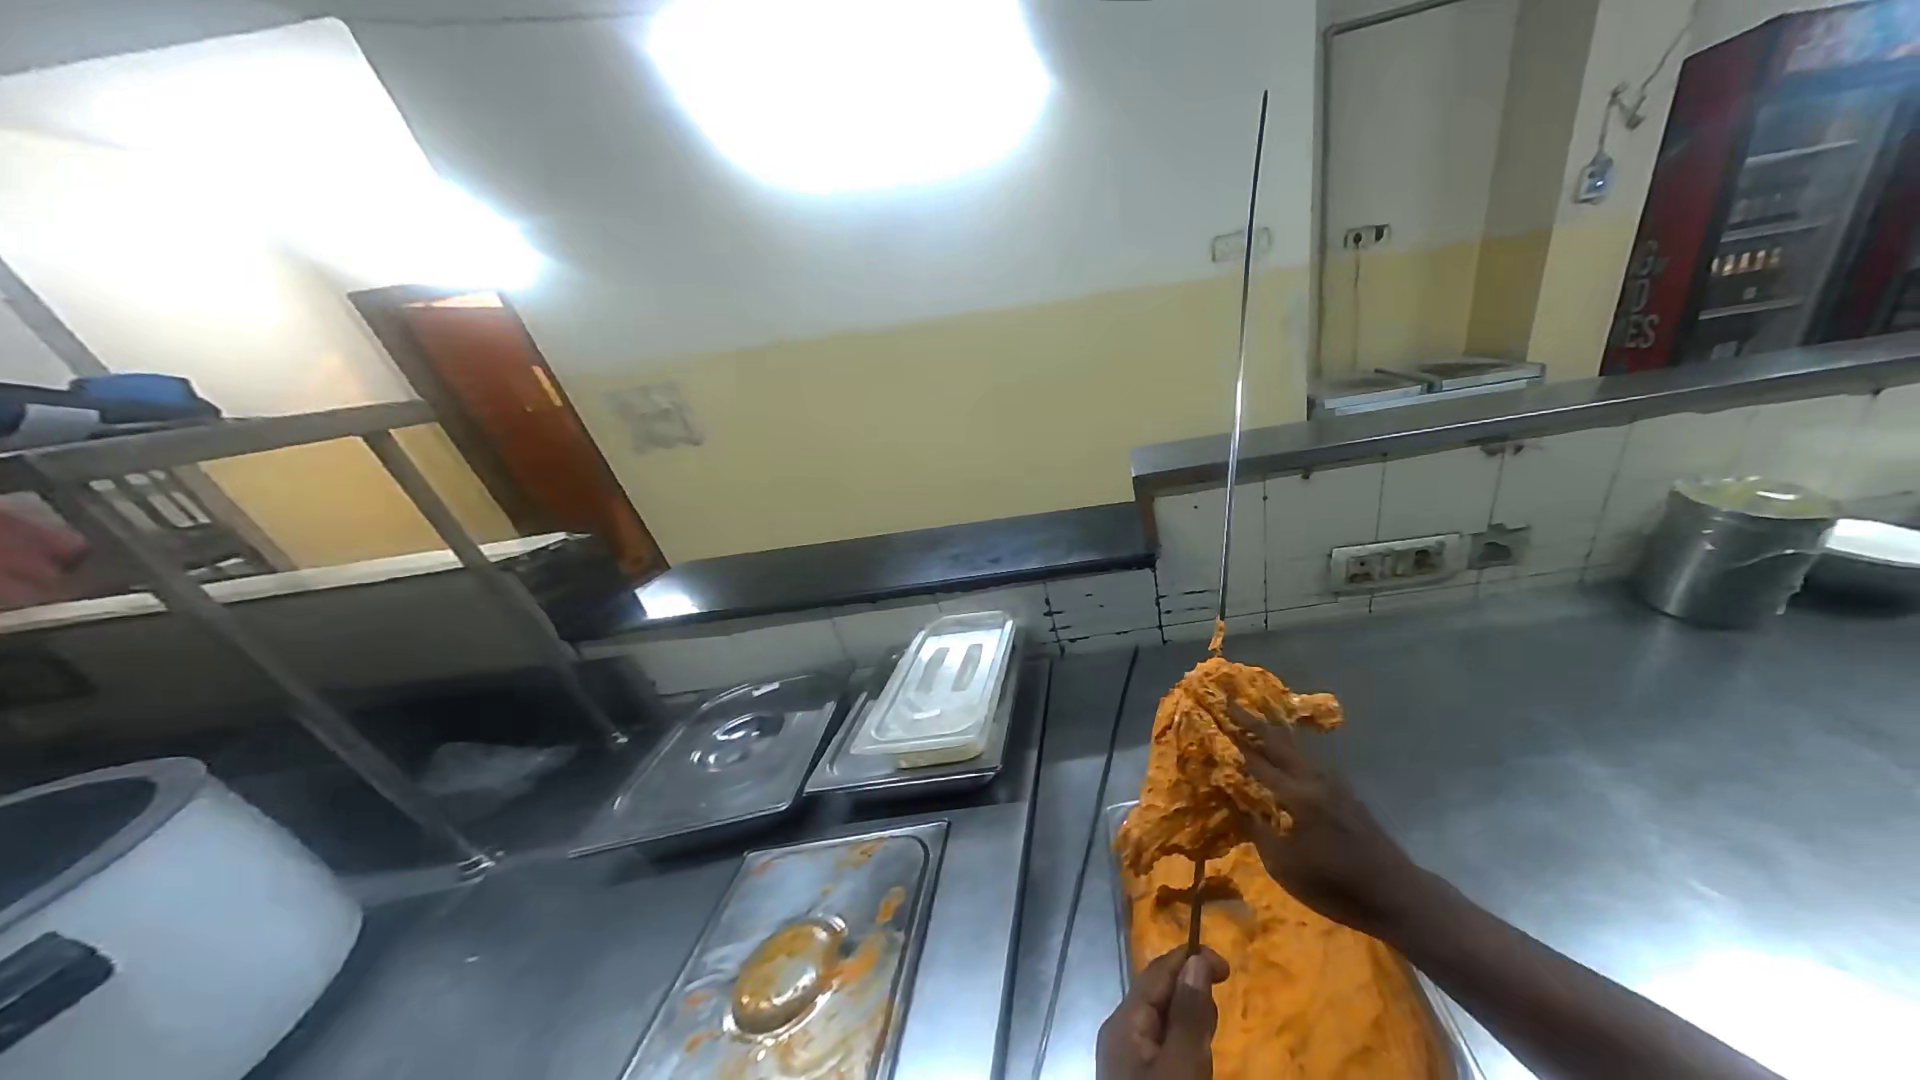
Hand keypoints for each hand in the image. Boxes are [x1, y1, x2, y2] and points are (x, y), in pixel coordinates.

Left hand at [1095, 947, 1228, 1079]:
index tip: (1226, 967)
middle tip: (1214, 1024)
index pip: (1156, 971)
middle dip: (1191, 995)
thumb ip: (1189, 1014)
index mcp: (1124, 1018)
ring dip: (1188, 1021)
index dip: (1189, 959)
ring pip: (1162, 1020)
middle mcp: (1120, 1029)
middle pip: (1158, 993)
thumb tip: (1196, 960)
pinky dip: (1183, 1043)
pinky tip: (1195, 1061)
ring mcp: (1125, 1054)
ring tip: (1206, 1045)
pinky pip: (1162, 1044)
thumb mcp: (1181, 1063)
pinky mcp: (1136, 1074)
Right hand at [1225, 703, 1427, 936]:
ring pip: (1295, 748)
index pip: (1254, 762)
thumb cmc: (1335, 886)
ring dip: (1271, 731)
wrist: (1397, 895)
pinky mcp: (1344, 792)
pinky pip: (1308, 760)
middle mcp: (1313, 780)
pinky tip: (1283, 750)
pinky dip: (1289, 748)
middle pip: (1276, 742)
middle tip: (1228, 701)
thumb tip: (1236, 802)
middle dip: (1250, 721)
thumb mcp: (1284, 866)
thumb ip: (1257, 829)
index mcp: (1295, 797)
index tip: (1211, 721)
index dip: (1230, 742)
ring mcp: (1333, 783)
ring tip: (1252, 717)